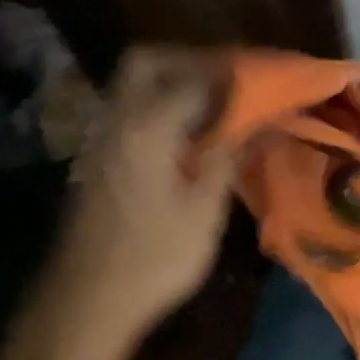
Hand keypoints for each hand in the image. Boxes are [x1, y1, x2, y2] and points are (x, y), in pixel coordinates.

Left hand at [31, 46, 347, 359]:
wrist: (90, 298)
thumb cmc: (155, 258)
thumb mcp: (204, 211)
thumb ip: (225, 158)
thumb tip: (252, 125)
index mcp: (147, 128)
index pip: (195, 79)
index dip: (234, 74)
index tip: (268, 75)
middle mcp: (118, 120)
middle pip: (148, 62)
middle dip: (193, 61)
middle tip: (235, 80)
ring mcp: (103, 138)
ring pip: (135, 86)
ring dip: (177, 82)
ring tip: (222, 104)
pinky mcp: (100, 159)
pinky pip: (132, 111)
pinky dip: (163, 106)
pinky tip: (191, 133)